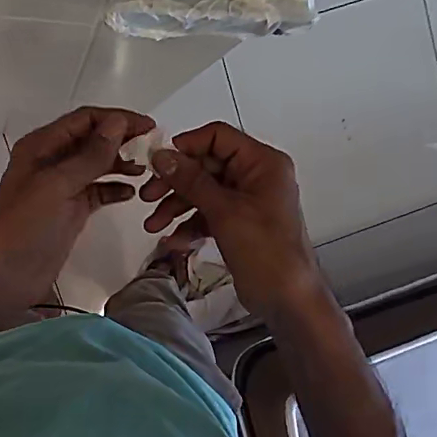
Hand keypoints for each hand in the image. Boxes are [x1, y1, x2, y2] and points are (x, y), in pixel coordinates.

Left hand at [0, 106, 154, 307]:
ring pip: (96, 165)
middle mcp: (52, 161)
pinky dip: (114, 189)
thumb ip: (90, 155)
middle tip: (153, 146)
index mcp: (42, 146)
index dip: (116, 119)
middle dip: (121, 139)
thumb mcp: (58, 184)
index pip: (84, 120)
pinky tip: (131, 193)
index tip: (147, 125)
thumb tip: (118, 123)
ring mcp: (62, 187)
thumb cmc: (25, 225)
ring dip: (120, 163)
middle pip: (92, 139)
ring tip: (146, 169)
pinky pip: (97, 191)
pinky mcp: (70, 210)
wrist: (6, 274)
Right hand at [140, 121, 328, 321]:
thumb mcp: (225, 212)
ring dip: (177, 206)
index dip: (186, 146)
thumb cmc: (267, 252)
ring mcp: (247, 201)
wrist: (288, 299)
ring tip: (153, 225)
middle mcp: (256, 177)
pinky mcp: (239, 224)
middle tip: (148, 195)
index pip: (219, 137)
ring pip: (203, 191)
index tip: (158, 162)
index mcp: (263, 163)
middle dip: (176, 182)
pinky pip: (208, 214)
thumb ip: (191, 181)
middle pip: (206, 165)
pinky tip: (173, 241)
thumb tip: (162, 156)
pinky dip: (190, 225)